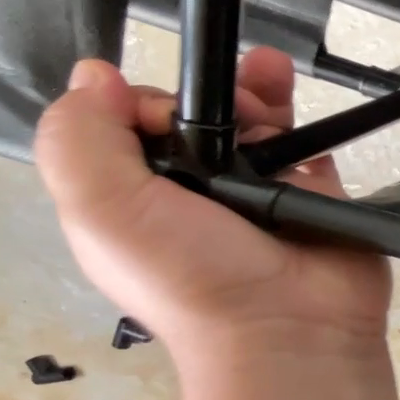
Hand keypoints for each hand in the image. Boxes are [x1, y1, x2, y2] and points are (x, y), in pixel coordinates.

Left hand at [34, 48, 389, 356]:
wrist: (291, 324)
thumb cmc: (193, 276)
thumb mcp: (102, 209)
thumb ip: (82, 139)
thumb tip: (97, 76)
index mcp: (135, 195)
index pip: (130, 126)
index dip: (147, 103)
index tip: (169, 115)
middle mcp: (197, 192)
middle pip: (199, 120)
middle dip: (214, 91)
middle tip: (237, 98)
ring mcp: (261, 195)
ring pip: (258, 129)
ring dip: (264, 96)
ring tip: (275, 75)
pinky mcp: (317, 199)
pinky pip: (314, 153)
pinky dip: (312, 133)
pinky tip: (307, 117)